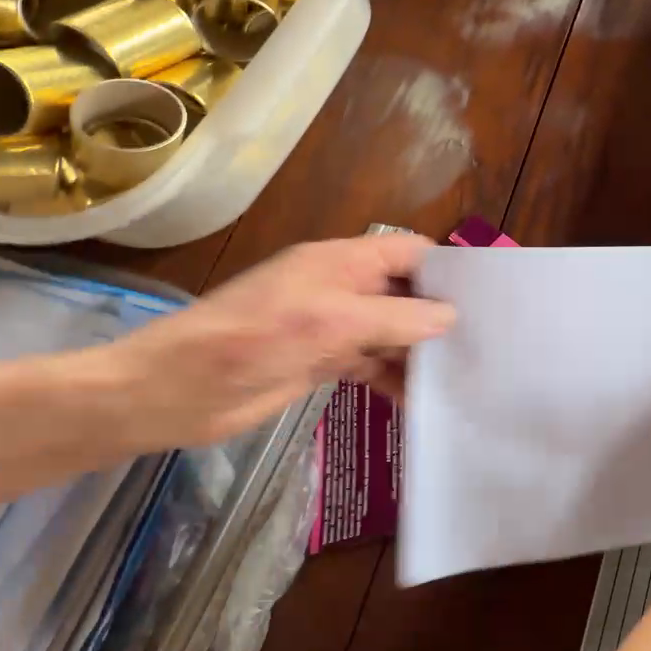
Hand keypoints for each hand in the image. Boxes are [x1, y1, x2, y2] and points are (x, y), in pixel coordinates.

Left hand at [108, 234, 455, 448]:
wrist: (163, 396)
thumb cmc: (250, 343)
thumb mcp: (333, 323)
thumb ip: (398, 318)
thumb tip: (452, 317)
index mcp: (343, 263)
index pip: (412, 252)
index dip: (448, 269)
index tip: (487, 296)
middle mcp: (344, 289)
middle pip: (408, 292)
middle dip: (443, 314)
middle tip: (487, 339)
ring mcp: (332, 326)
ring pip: (394, 331)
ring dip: (421, 351)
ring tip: (462, 374)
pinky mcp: (321, 362)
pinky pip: (373, 364)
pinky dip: (395, 378)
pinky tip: (420, 398)